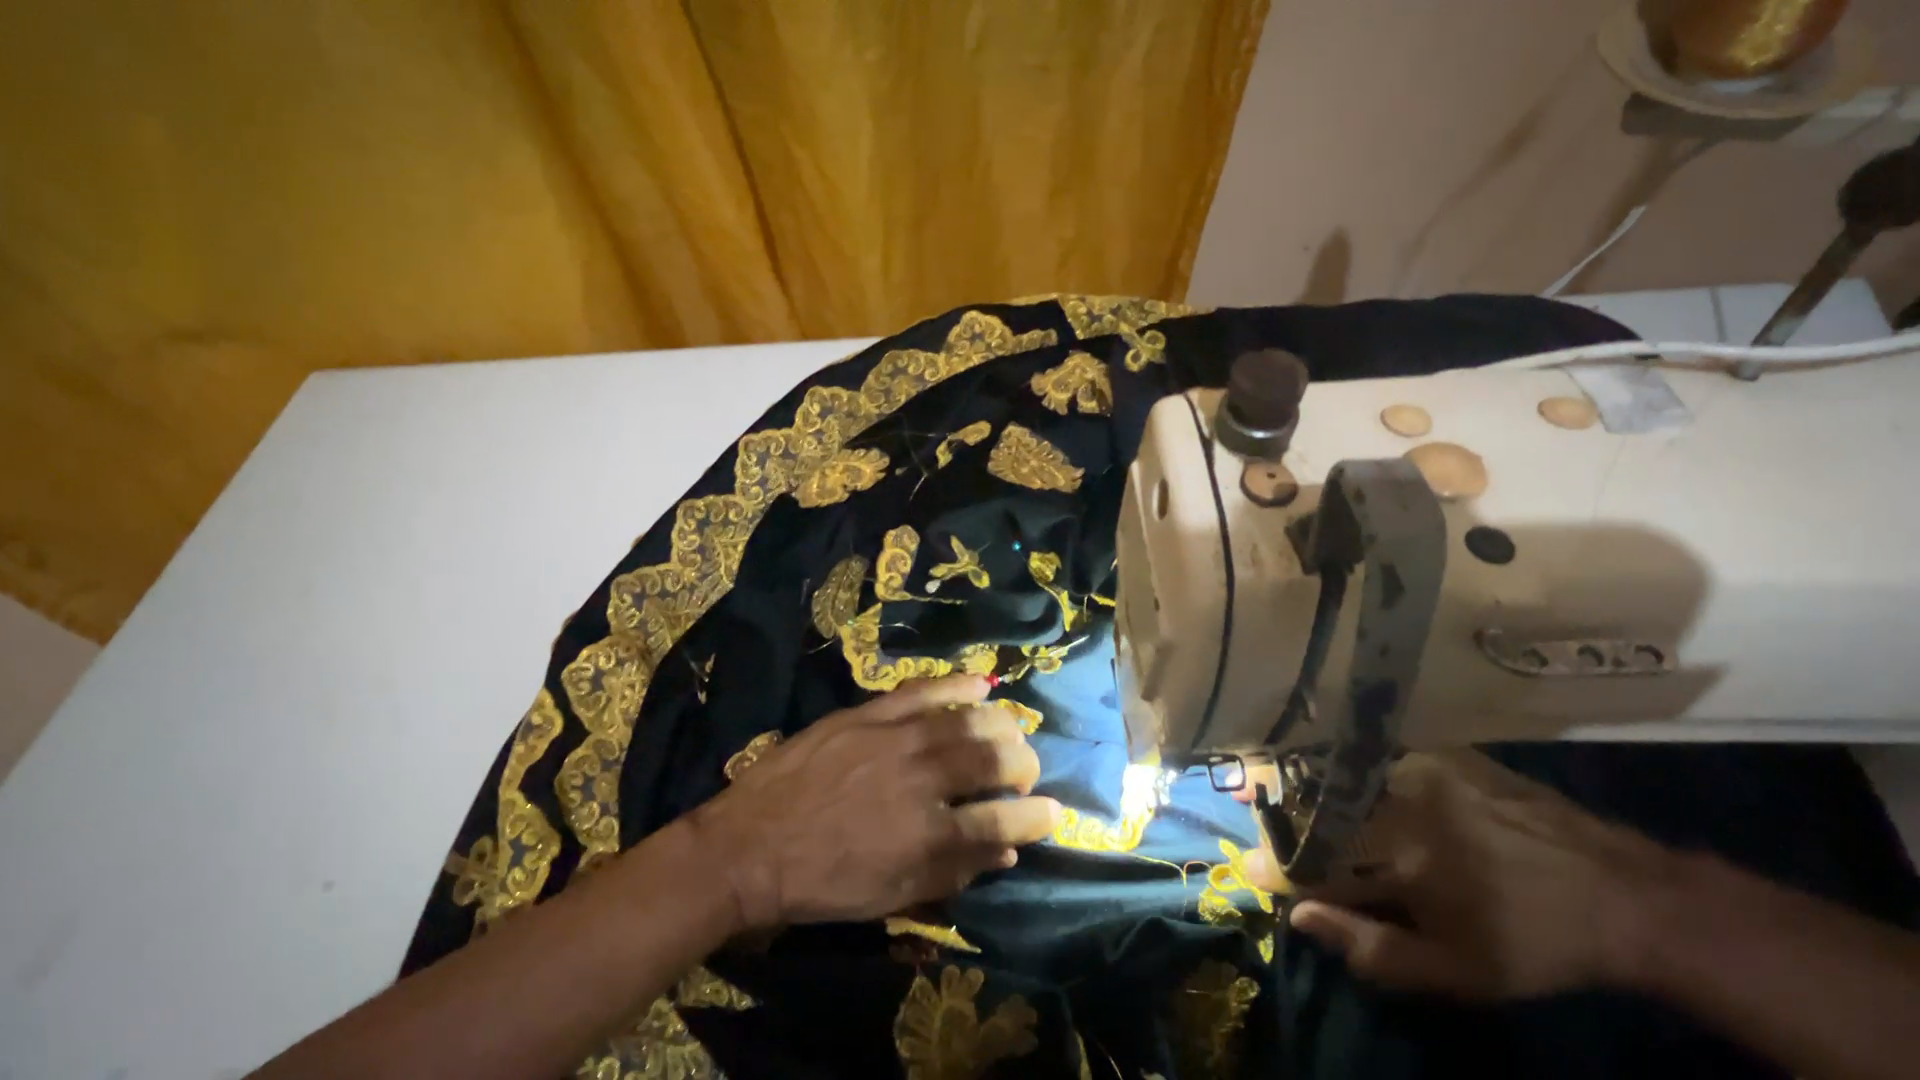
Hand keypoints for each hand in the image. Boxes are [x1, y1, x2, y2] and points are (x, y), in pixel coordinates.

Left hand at [685, 675, 1061, 931]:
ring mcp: (893, 740)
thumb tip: (1006, 851)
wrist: (748, 847)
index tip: (1052, 814)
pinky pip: (922, 691)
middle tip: (1024, 772)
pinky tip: (980, 684)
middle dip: (1023, 765)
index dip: (1036, 817)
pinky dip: (956, 686)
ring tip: (1010, 732)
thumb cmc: (822, 883)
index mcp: (929, 835)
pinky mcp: (866, 715)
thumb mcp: (893, 896)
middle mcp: (921, 780)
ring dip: (1000, 725)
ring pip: (966, 720)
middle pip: (993, 759)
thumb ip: (954, 872)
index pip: (1003, 821)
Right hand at [1246, 749, 1674, 999]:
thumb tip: (1301, 917)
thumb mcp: (1458, 973)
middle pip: (1322, 804)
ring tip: (1280, 776)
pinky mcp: (1454, 756)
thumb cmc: (1536, 945)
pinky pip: (1386, 754)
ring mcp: (1431, 773)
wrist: (1628, 896)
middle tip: (1244, 793)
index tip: (1248, 870)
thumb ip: (1372, 949)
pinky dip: (1355, 763)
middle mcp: (1408, 806)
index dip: (1276, 867)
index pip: (1315, 862)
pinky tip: (1345, 766)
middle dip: (1278, 805)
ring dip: (1312, 779)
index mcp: (1405, 863)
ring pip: (1350, 772)